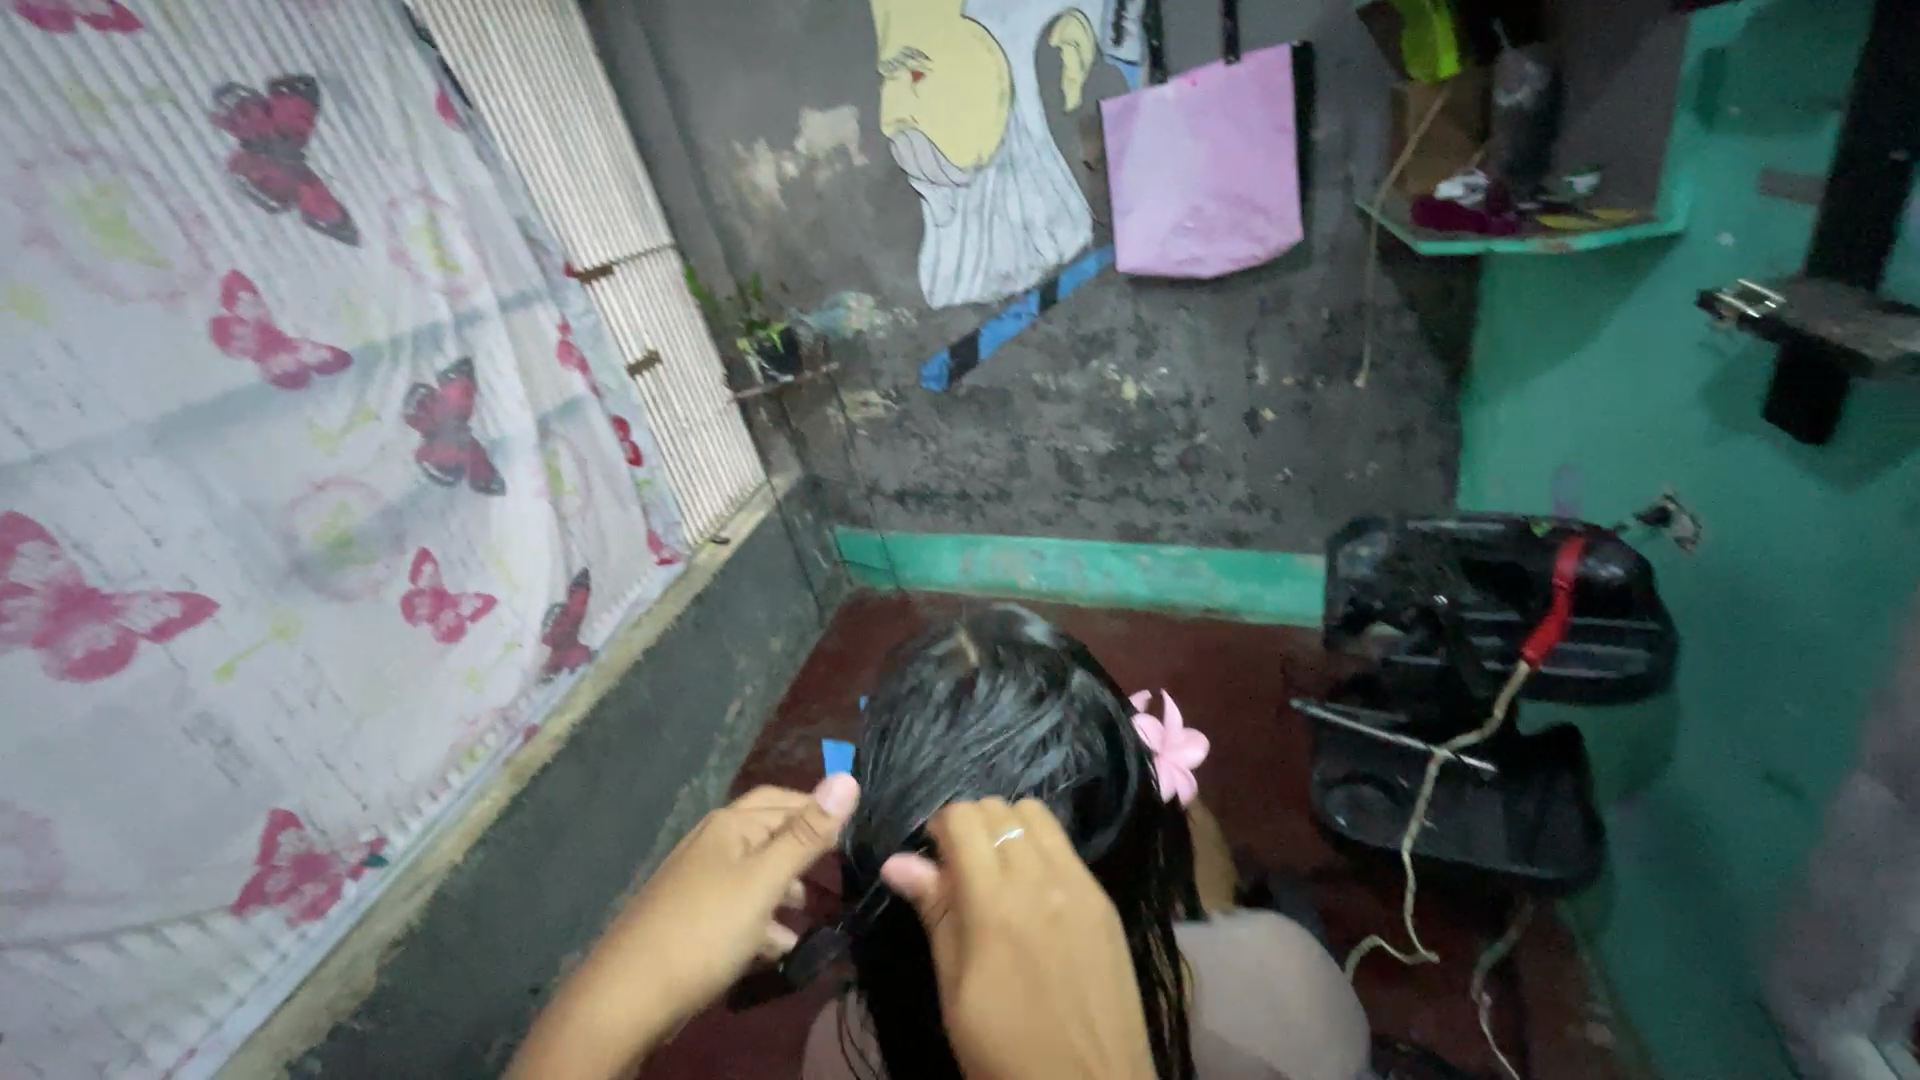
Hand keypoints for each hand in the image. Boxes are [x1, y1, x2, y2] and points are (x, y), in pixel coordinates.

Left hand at [508, 775, 859, 1079]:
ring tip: (815, 914)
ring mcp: (699, 882)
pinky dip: (764, 920)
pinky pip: (739, 907)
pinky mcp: (692, 919)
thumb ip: (807, 834)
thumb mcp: (764, 882)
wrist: (625, 1001)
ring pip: (757, 874)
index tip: (859, 836)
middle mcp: (713, 843)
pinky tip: (780, 946)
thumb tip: (848, 778)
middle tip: (842, 869)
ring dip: (787, 890)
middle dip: (805, 850)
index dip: (822, 813)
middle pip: (771, 834)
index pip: (788, 800)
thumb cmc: (704, 932)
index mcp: (730, 825)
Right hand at [880, 798, 1156, 1079]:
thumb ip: (936, 913)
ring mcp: (1079, 884)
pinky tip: (1034, 887)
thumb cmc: (1007, 1052)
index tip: (932, 857)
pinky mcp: (1103, 898)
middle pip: (998, 808)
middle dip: (971, 823)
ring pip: (1036, 814)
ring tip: (997, 868)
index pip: (963, 817)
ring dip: (1008, 826)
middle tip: (960, 865)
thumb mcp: (956, 992)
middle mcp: (1041, 877)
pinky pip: (1066, 844)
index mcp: (995, 902)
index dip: (939, 827)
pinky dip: (1041, 845)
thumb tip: (897, 861)